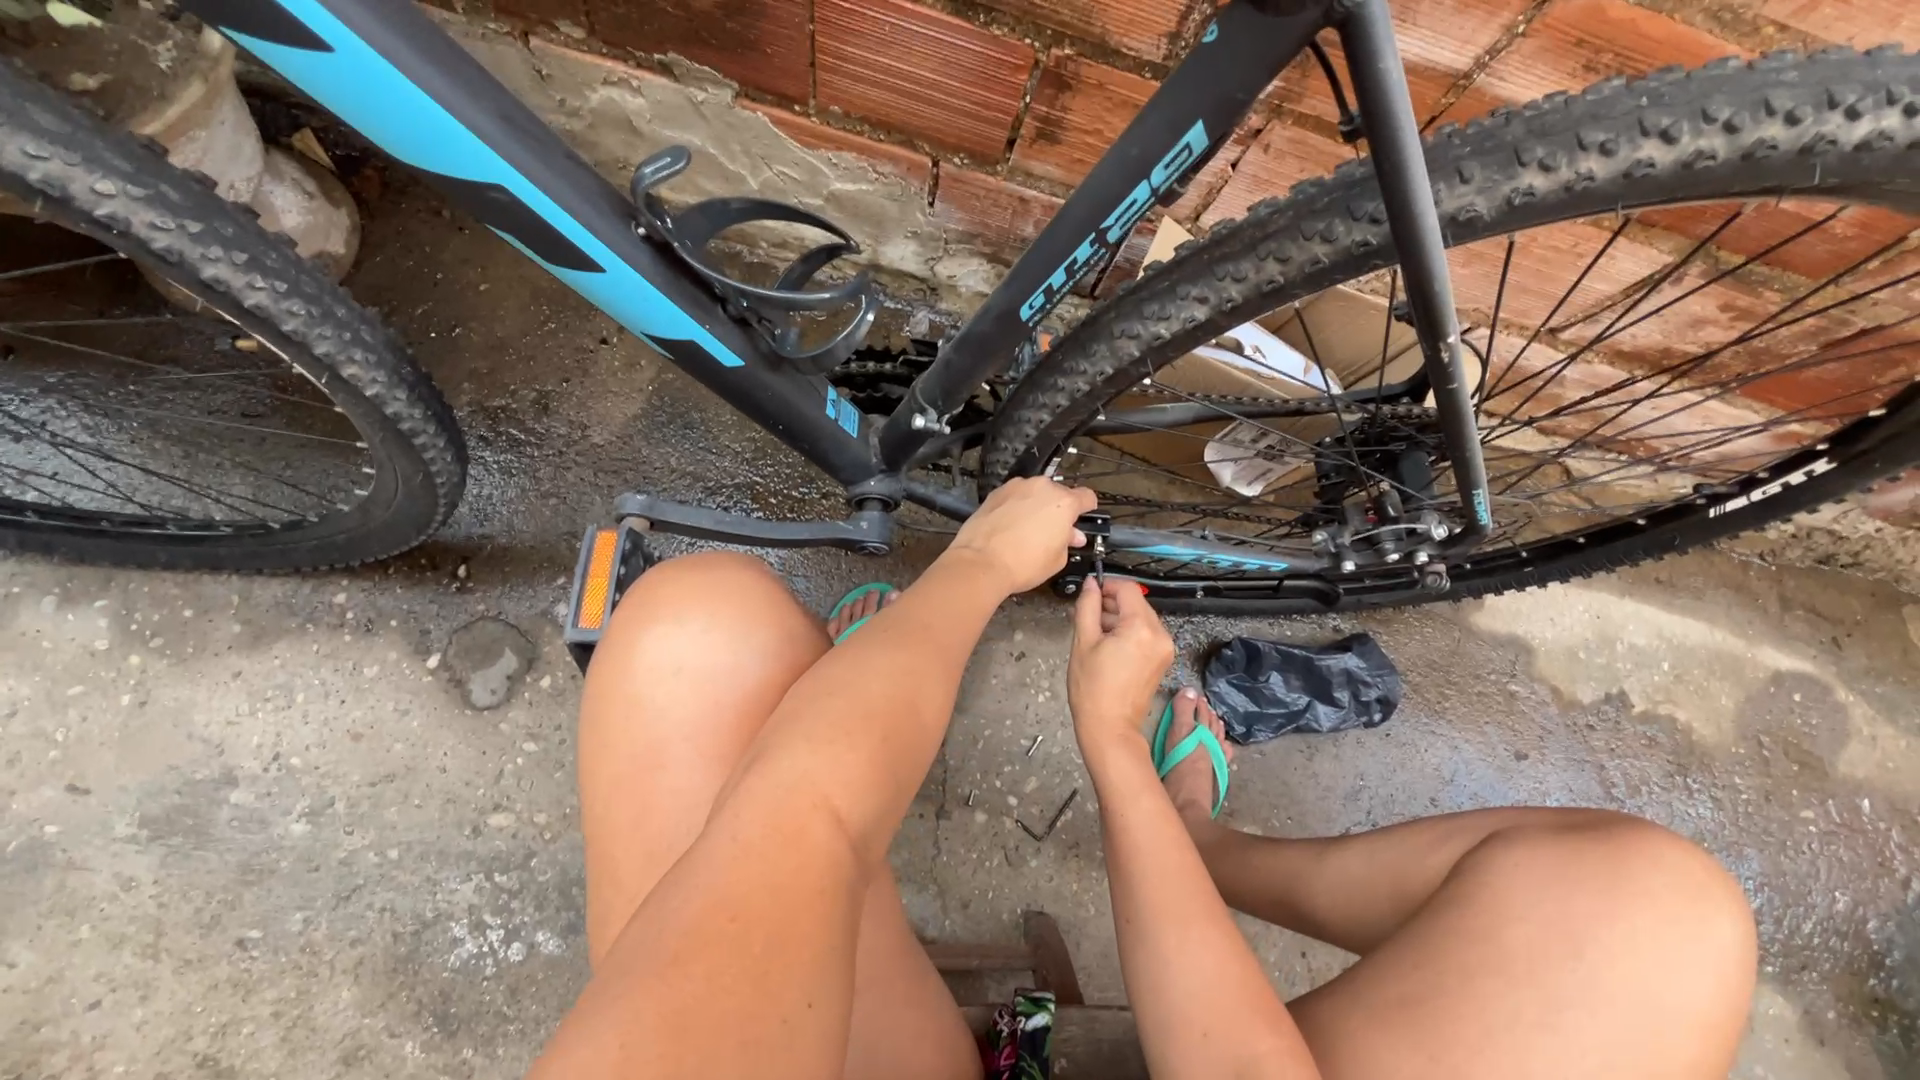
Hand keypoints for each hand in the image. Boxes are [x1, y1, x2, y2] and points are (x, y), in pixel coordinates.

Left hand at [945, 477, 1098, 593]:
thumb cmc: (1021, 563)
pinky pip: (1014, 497)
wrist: (981, 563)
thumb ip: (1068, 541)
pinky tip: (1011, 527)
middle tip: (1053, 532)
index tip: (1084, 515)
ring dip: (1036, 506)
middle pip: (1058, 494)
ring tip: (1028, 531)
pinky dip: (1016, 507)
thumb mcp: (1057, 559)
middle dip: (1058, 510)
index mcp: (1064, 502)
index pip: (1086, 496)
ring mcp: (1017, 487)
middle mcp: (1042, 488)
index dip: (1087, 507)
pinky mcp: (996, 493)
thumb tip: (1071, 536)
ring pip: (1035, 493)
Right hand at [1068, 577, 1174, 753]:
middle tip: (1088, 617)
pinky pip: (1146, 634)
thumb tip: (1091, 585)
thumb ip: (1087, 606)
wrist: (1109, 726)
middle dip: (1111, 605)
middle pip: (1136, 603)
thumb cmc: (1093, 689)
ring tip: (1096, 635)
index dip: (1107, 586)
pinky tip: (1109, 646)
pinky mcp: (1162, 659)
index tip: (1090, 592)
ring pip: (1141, 618)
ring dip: (1119, 619)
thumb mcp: (1083, 641)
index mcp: (1141, 628)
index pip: (1127, 589)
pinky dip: (1129, 632)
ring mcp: (1164, 648)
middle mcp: (1160, 635)